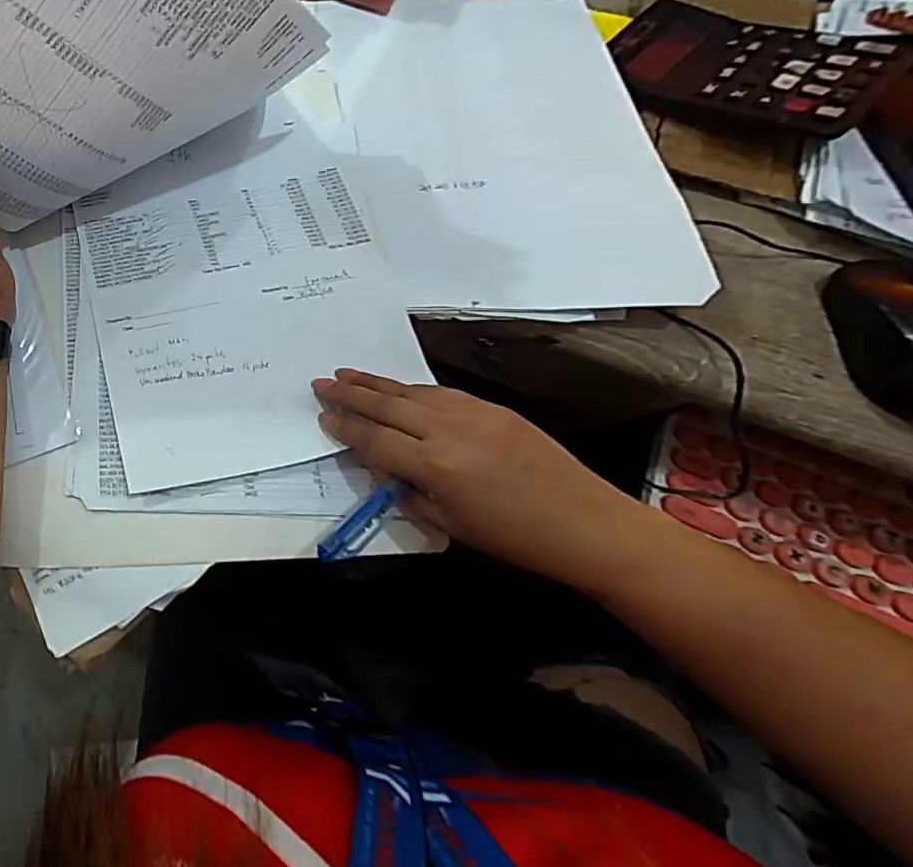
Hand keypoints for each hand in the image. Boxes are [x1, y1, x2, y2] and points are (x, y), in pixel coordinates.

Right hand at [312, 369, 668, 593]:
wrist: (590, 526)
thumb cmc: (516, 538)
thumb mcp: (450, 524)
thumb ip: (410, 492)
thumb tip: (388, 470)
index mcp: (435, 466)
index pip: (374, 439)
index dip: (345, 427)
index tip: (324, 417)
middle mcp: (449, 432)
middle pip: (386, 406)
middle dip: (349, 394)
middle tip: (321, 383)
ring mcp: (474, 415)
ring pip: (412, 392)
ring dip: (376, 384)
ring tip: (348, 375)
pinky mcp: (494, 409)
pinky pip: (441, 393)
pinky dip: (412, 389)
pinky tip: (398, 388)